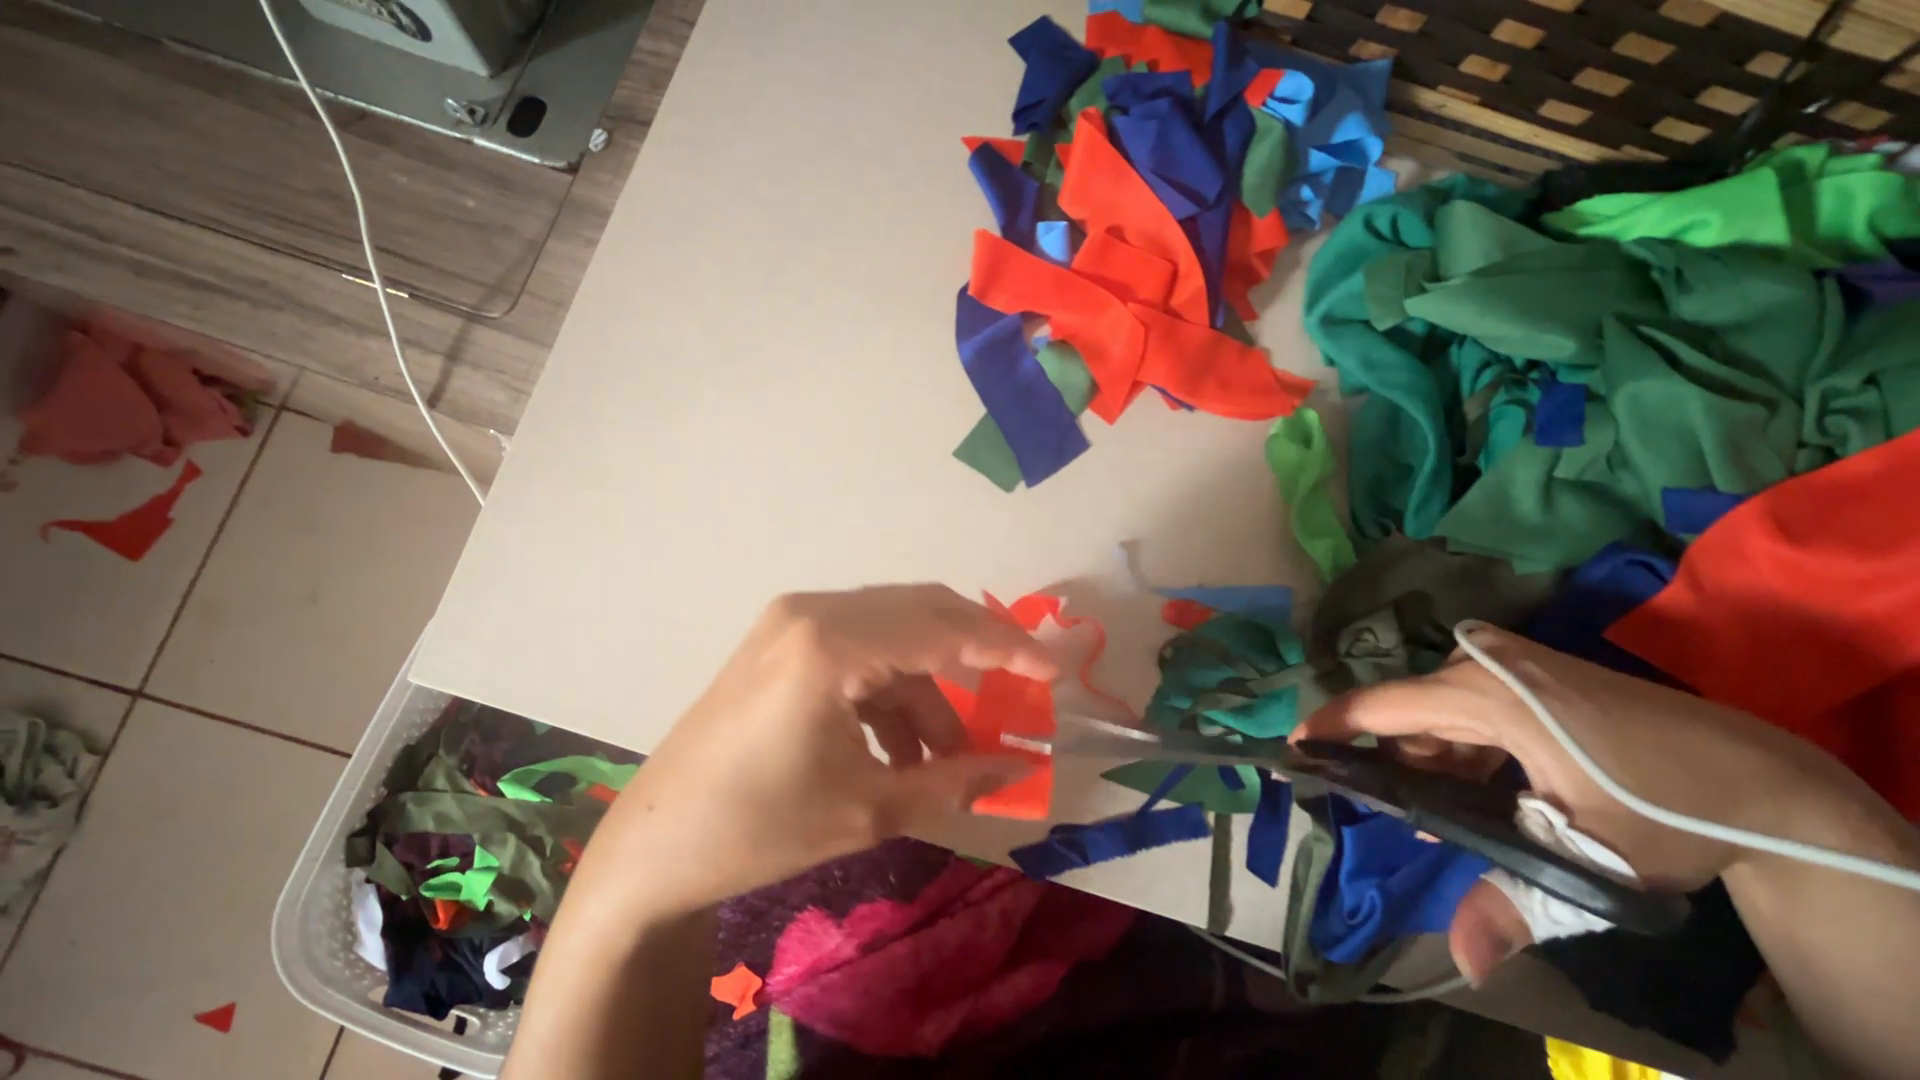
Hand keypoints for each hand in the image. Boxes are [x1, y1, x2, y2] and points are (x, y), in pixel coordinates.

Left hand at [577, 585, 1056, 917]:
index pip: (942, 629)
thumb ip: (954, 780)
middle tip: (1023, 690)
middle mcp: (811, 613)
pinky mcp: (779, 644)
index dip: (1007, 648)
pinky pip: (858, 651)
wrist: (656, 846)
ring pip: (891, 635)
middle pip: (921, 613)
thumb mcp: (870, 809)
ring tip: (951, 755)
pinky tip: (901, 747)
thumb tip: (1018, 767)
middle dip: (977, 653)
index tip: (1056, 670)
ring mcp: (790, 623)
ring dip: (931, 687)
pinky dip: (892, 690)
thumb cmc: (762, 827)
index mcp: (831, 644)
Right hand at [1292, 624, 1875, 980]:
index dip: (1332, 726)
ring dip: (1429, 762)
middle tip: (1382, 813)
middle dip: (1389, 762)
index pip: (1383, 705)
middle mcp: (1488, 667)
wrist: (1761, 781)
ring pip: (1440, 715)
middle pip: (1409, 714)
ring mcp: (1514, 668)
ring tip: (1435, 817)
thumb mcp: (1583, 859)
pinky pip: (1470, 713)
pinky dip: (1461, 752)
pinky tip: (1476, 794)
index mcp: (1486, 694)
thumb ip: (1511, 903)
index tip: (1292, 748)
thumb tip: (1461, 966)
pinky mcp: (1534, 679)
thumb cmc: (1659, 807)